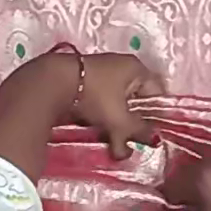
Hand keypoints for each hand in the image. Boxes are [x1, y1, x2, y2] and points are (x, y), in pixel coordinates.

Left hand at [0, 50, 163, 160]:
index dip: (158, 116)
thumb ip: (137, 132)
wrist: (53, 83)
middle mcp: (122, 67)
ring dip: (117, 121)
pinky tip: (99, 130)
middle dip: (135, 122)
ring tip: (115, 139)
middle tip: (134, 140)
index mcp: (137, 69)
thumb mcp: (120, 120)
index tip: (153, 135)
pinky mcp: (86, 81)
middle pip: (137, 99)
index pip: (157, 93)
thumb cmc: (94, 96)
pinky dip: (102, 116)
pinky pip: (102, 101)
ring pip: (118, 102)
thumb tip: (152, 143)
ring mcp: (103, 72)